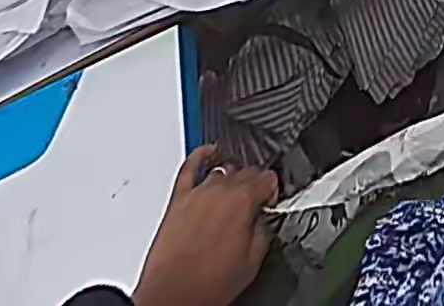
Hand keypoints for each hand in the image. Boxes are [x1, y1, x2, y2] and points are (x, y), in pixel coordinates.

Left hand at [132, 146, 278, 305]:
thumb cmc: (206, 286)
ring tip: (234, 191)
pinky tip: (209, 154)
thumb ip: (264, 230)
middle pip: (248, 170)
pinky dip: (201, 156)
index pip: (268, 177)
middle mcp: (222, 189)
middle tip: (254, 203)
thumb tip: (264, 219)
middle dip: (255, 184)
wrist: (171, 302)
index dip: (272, 191)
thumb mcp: (252, 262)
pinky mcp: (178, 200)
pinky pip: (190, 167)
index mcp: (244, 200)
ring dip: (232, 178)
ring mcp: (198, 192)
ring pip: (224, 169)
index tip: (269, 203)